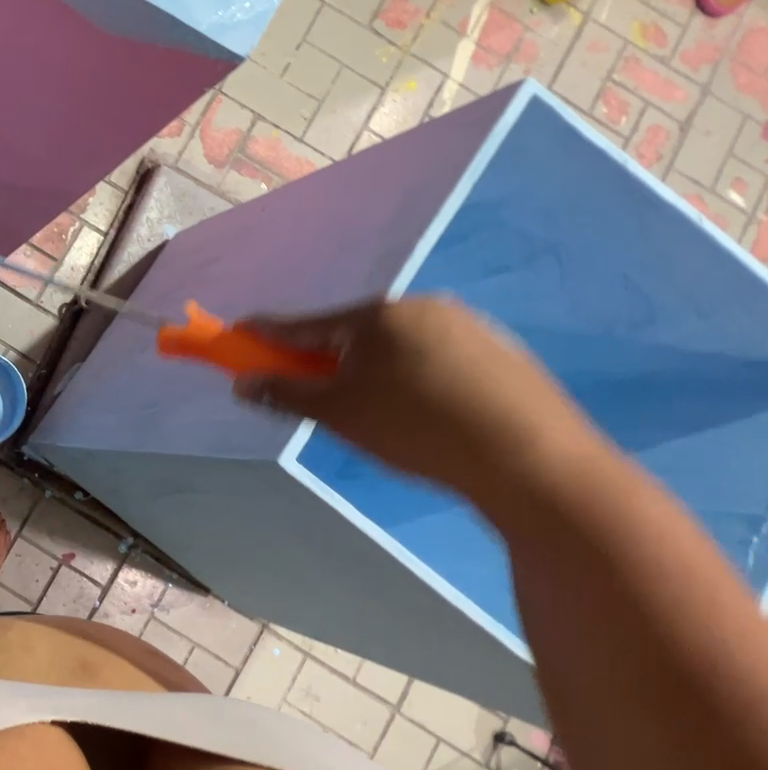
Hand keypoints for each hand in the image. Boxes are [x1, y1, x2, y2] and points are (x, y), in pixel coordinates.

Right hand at [233, 296, 596, 497]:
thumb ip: (283, 393)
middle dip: (322, 356)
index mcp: (377, 315)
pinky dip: (410, 378)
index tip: (236, 332)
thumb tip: (243, 382)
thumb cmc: (416, 428)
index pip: (303, 323)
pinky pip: (432, 358)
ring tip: (372, 412)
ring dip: (368, 369)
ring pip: (393, 346)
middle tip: (311, 392)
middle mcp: (421, 308)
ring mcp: (467, 327)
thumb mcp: (336, 413)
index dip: (264, 333)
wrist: (534, 461)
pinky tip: (419, 411)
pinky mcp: (500, 353)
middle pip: (350, 332)